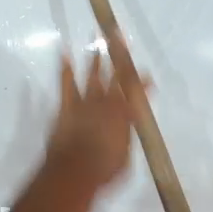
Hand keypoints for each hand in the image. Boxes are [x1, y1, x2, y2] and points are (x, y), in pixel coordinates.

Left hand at [45, 52, 135, 188]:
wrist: (75, 172)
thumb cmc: (104, 171)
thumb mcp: (124, 157)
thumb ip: (126, 138)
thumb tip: (126, 131)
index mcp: (125, 115)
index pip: (137, 94)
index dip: (143, 83)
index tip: (148, 75)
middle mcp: (107, 103)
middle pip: (117, 76)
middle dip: (121, 57)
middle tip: (122, 39)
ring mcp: (86, 102)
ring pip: (93, 74)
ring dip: (96, 57)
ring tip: (98, 39)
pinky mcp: (67, 105)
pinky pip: (66, 83)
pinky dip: (65, 67)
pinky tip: (63, 53)